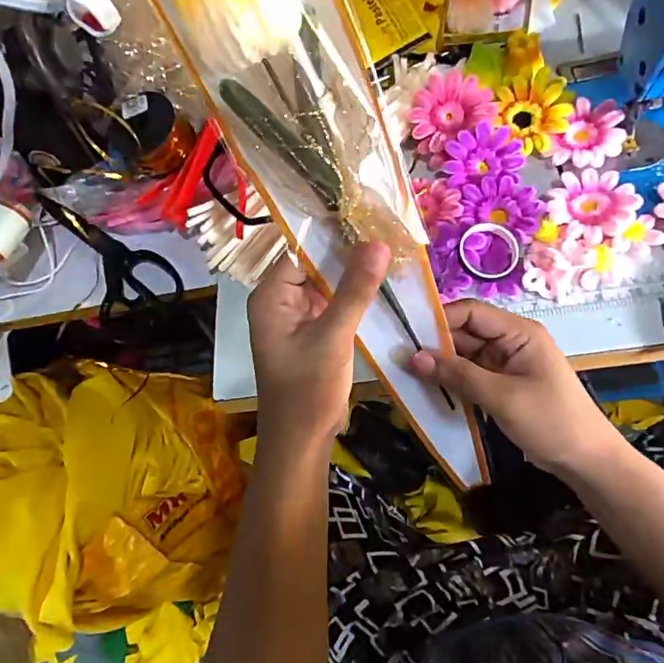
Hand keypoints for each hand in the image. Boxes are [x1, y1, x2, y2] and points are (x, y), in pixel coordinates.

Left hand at [248, 241, 388, 443]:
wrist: (301, 442)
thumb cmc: (308, 389)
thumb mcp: (334, 336)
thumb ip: (355, 289)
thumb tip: (378, 243)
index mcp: (271, 297)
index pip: (302, 251)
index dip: (334, 236)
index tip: (371, 221)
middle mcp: (279, 302)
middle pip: (315, 266)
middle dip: (349, 255)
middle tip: (390, 235)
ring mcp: (295, 319)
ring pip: (327, 286)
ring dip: (354, 277)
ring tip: (392, 255)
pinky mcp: (311, 335)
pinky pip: (333, 306)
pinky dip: (354, 299)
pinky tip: (382, 288)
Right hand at [406, 299, 627, 478]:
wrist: (587, 461)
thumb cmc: (551, 421)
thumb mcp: (502, 397)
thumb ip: (457, 375)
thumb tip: (413, 357)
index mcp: (519, 333)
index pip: (472, 312)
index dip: (440, 319)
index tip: (407, 334)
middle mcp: (511, 342)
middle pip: (465, 332)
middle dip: (435, 344)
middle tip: (398, 357)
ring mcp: (507, 364)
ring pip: (465, 355)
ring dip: (440, 364)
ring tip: (406, 372)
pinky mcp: (503, 385)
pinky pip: (471, 375)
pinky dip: (452, 381)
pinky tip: (428, 388)